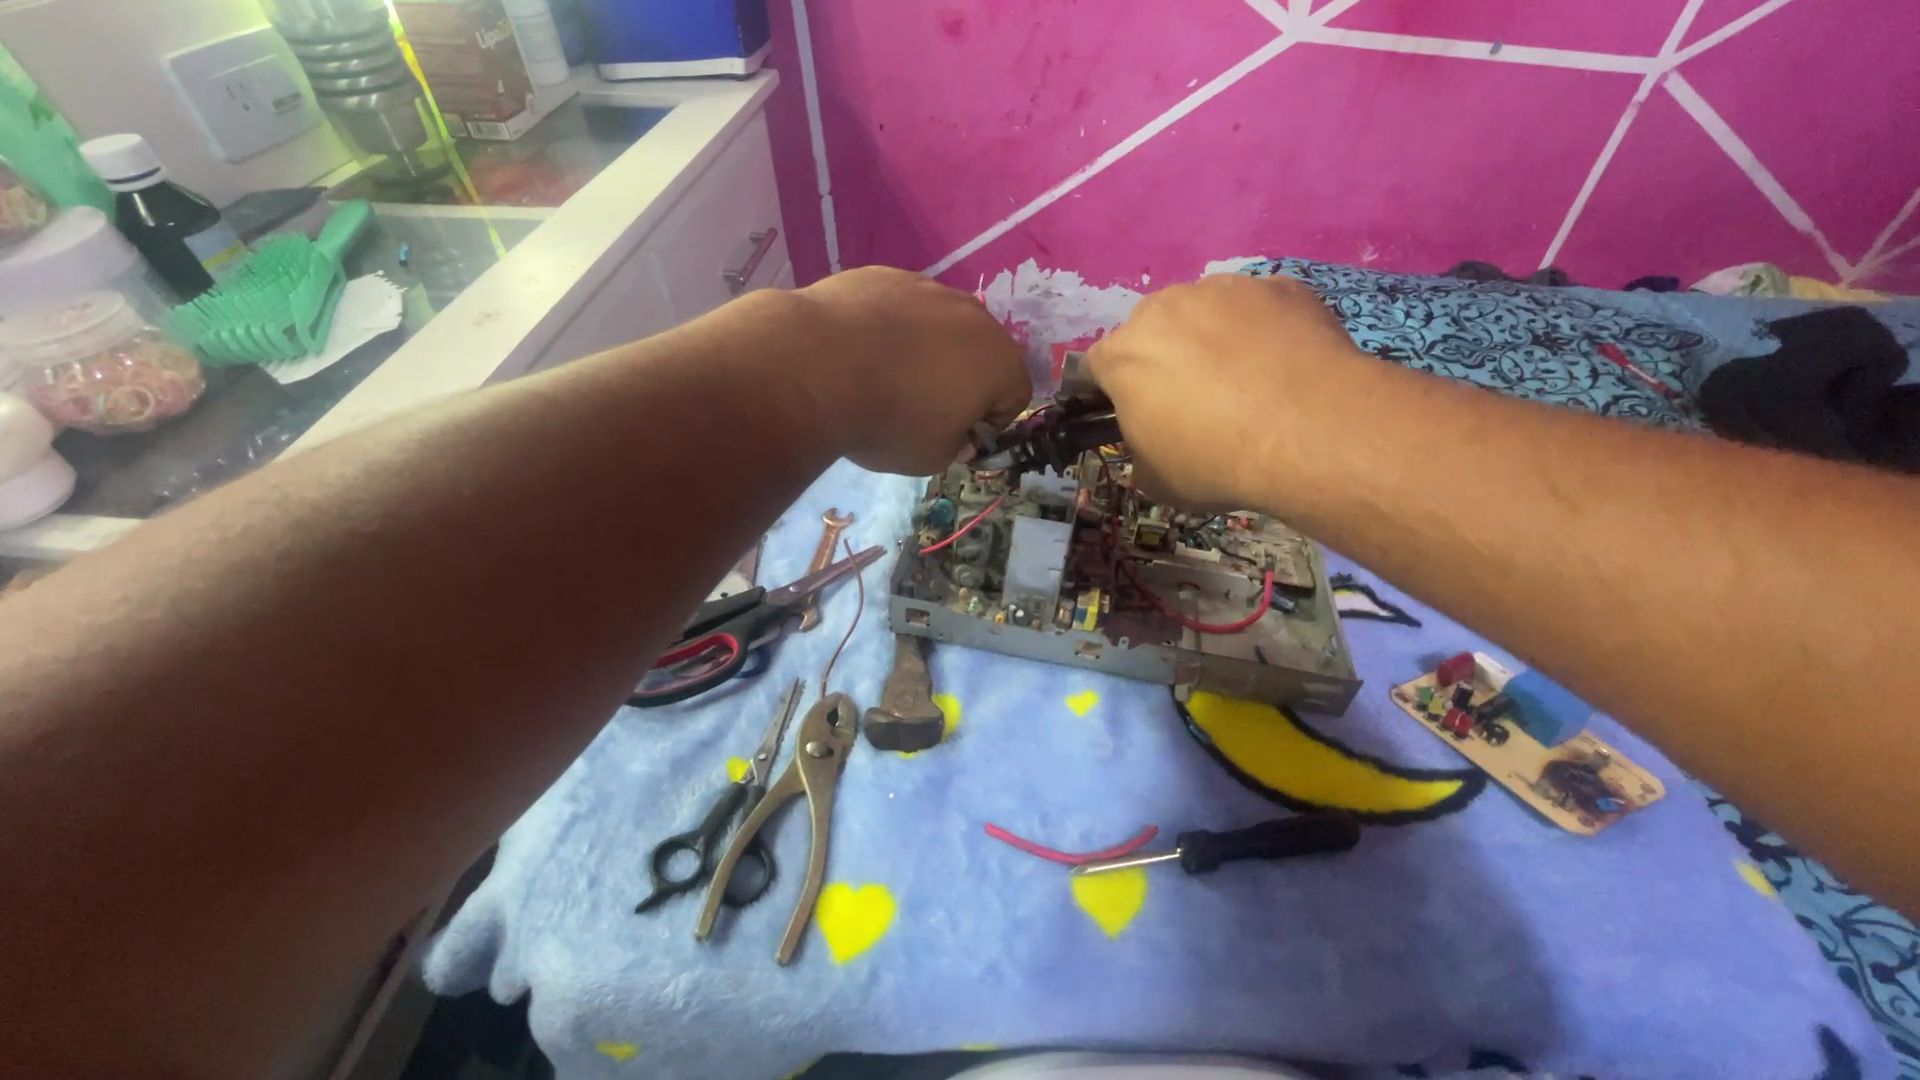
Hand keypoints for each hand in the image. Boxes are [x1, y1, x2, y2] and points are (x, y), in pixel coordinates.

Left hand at [797, 267, 1031, 474]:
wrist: (816, 366)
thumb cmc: (888, 419)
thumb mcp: (932, 458)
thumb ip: (956, 444)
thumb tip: (956, 430)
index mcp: (999, 361)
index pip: (1015, 396)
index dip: (989, 423)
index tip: (956, 436)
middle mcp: (973, 315)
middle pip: (980, 353)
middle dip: (961, 380)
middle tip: (921, 407)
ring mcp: (926, 287)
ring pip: (938, 325)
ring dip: (925, 350)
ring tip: (884, 376)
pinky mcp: (883, 274)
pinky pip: (898, 308)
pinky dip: (888, 328)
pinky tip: (858, 351)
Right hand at [1087, 274, 1370, 511]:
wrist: (1311, 432)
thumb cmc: (1217, 461)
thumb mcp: (1157, 481)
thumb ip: (1140, 450)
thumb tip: (1152, 443)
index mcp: (1123, 355)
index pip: (1095, 366)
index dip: (1110, 391)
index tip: (1130, 412)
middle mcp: (1165, 308)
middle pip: (1150, 329)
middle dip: (1162, 358)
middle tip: (1192, 399)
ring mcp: (1225, 289)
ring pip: (1205, 311)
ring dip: (1212, 338)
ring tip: (1246, 380)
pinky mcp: (1279, 287)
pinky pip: (1259, 309)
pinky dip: (1263, 331)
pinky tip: (1284, 367)